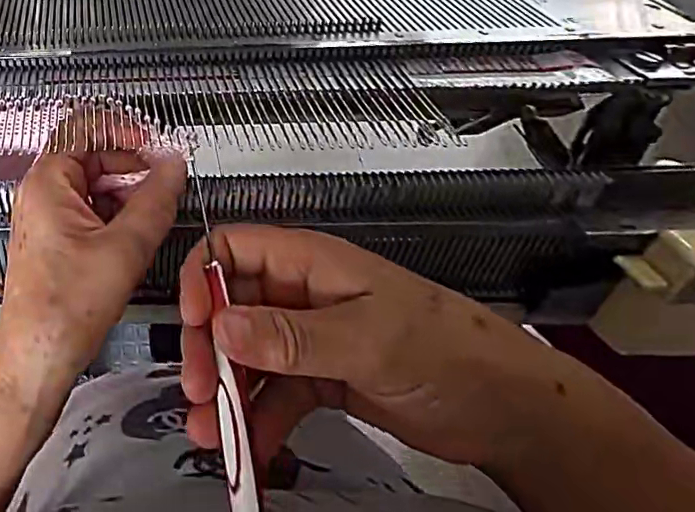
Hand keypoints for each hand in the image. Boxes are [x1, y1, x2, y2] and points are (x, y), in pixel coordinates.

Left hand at [0, 105, 184, 393]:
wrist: (36, 359)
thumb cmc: (61, 311)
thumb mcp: (125, 248)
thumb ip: (155, 200)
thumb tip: (173, 168)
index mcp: (46, 182)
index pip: (86, 128)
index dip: (124, 130)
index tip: (153, 144)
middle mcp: (39, 192)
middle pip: (91, 154)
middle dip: (129, 164)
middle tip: (161, 176)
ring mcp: (44, 214)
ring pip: (91, 182)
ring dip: (123, 189)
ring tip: (150, 209)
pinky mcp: (53, 236)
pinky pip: (87, 205)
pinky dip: (112, 210)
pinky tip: (132, 232)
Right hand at [179, 225, 577, 472]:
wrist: (503, 405)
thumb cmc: (449, 345)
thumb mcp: (366, 337)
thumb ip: (292, 334)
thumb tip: (226, 324)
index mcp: (309, 261)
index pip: (233, 249)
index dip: (203, 278)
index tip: (191, 322)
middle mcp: (302, 293)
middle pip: (230, 305)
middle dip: (208, 346)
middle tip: (201, 388)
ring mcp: (310, 336)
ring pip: (248, 355)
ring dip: (226, 390)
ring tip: (215, 430)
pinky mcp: (322, 374)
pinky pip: (274, 393)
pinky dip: (257, 418)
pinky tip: (250, 444)